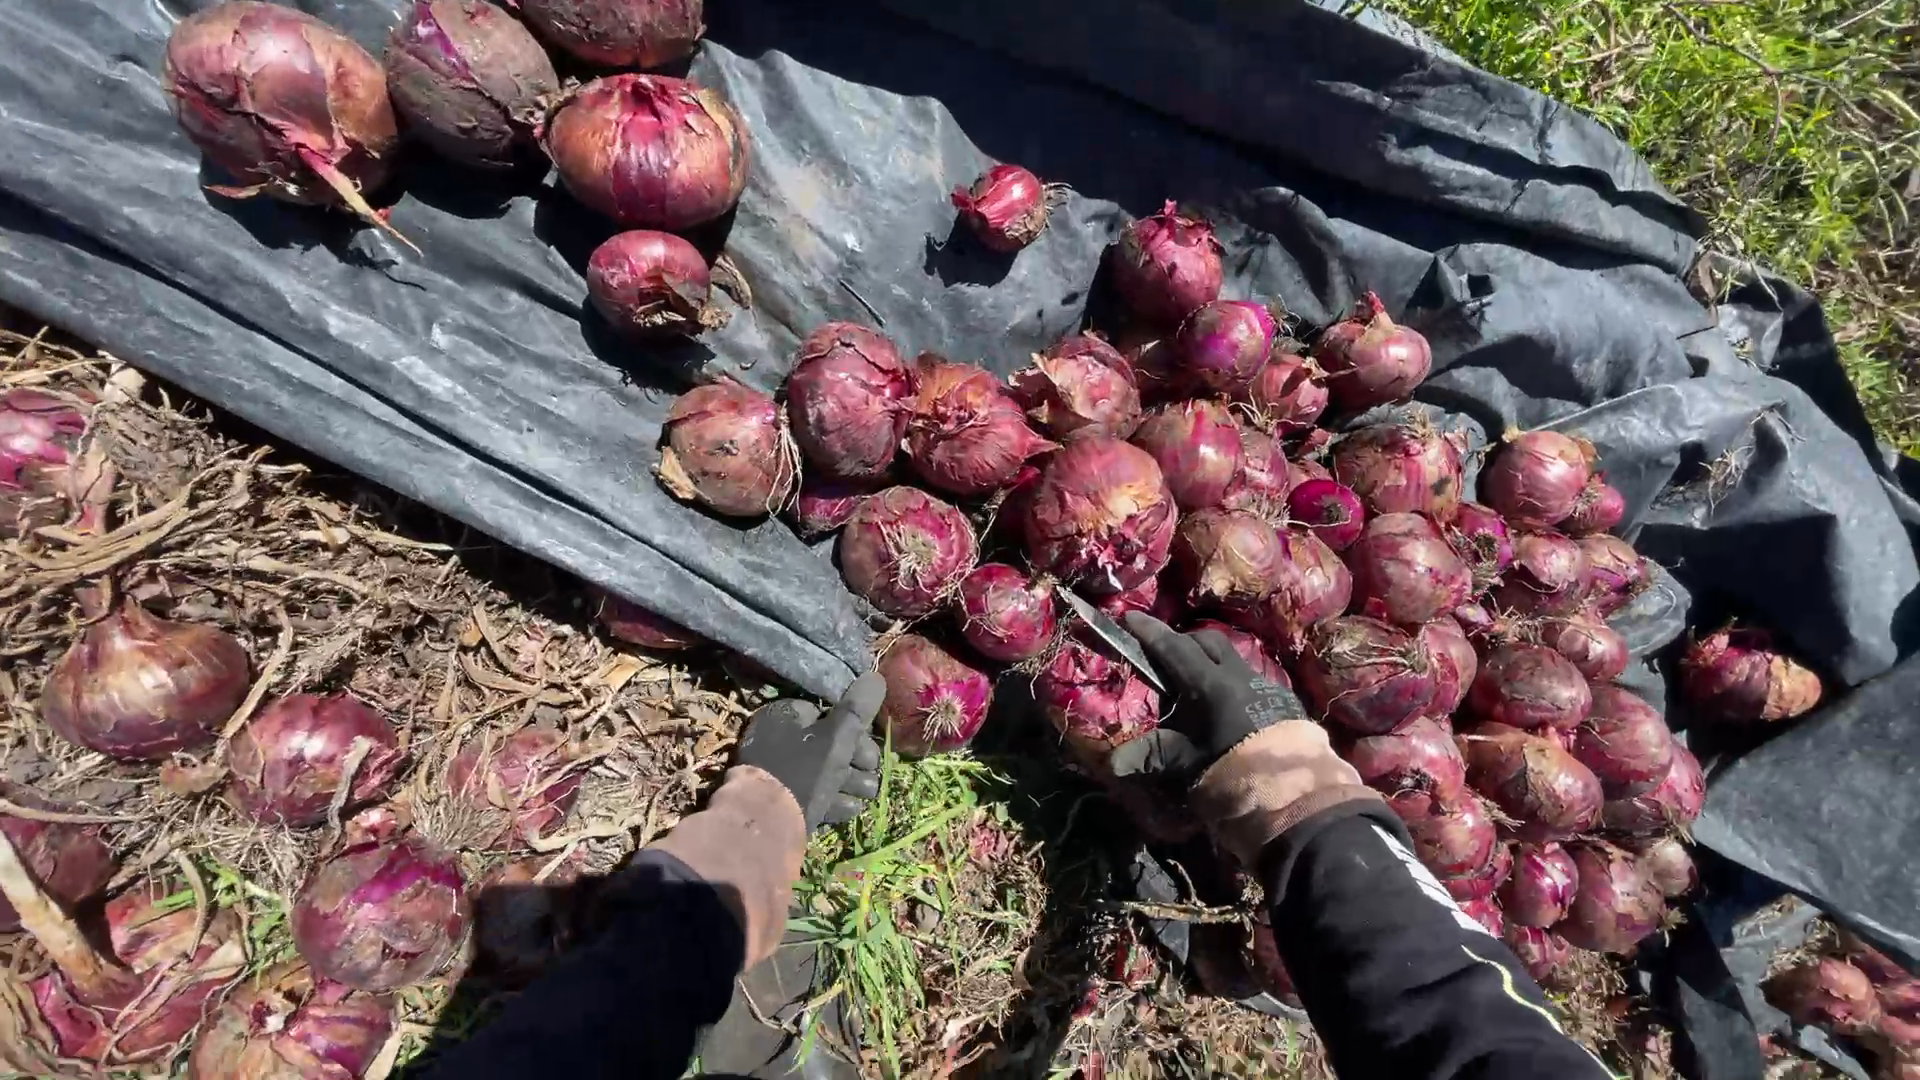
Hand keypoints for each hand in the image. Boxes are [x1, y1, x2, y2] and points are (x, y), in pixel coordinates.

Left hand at [735, 672, 884, 831]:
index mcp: (783, 717)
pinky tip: (853, 807)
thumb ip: (857, 709)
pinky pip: (812, 793)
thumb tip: (875, 677)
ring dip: (850, 781)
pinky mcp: (780, 802)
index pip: (826, 713)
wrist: (766, 826)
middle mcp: (776, 741)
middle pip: (827, 744)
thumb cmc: (804, 771)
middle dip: (856, 760)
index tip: (871, 746)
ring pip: (822, 771)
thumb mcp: (837, 737)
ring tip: (870, 792)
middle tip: (874, 772)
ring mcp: (776, 773)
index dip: (854, 729)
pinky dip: (834, 798)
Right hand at [1122, 611, 1307, 764]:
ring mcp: (1265, 687)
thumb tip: (1114, 762)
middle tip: (1162, 654)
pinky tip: (1225, 705)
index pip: (1174, 648)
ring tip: (1193, 680)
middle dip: (1182, 641)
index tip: (1130, 618)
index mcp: (1211, 685)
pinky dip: (1231, 682)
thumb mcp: (1189, 765)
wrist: (1301, 800)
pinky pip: (1250, 679)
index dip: (1150, 632)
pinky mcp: (1284, 703)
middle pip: (1207, 641)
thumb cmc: (1236, 776)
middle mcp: (1239, 677)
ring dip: (1209, 661)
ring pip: (1232, 659)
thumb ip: (1155, 755)